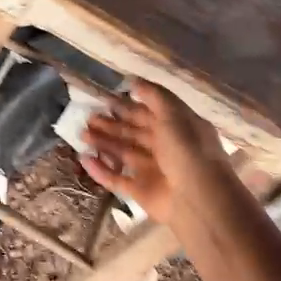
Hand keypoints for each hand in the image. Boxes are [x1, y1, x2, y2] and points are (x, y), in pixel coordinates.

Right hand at [80, 78, 232, 225]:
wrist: (197, 199)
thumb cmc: (188, 151)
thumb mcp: (174, 115)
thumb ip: (154, 96)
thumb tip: (133, 81)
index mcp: (178, 129)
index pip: (150, 114)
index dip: (128, 106)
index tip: (105, 99)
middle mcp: (166, 148)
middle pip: (134, 133)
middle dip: (111, 124)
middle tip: (89, 117)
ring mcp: (152, 171)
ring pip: (123, 153)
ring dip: (103, 142)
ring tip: (82, 134)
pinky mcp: (140, 191)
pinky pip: (116, 178)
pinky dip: (100, 169)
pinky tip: (84, 158)